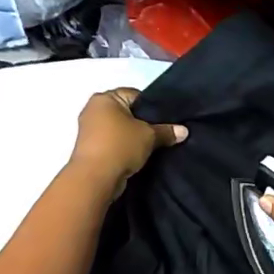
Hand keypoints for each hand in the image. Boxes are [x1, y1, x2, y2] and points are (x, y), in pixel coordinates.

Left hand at [67, 88, 187, 197]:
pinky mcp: (90, 149)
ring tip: (151, 148)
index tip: (165, 121)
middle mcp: (93, 110)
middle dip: (142, 124)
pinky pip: (112, 144)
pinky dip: (123, 149)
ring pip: (119, 130)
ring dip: (132, 138)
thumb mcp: (148, 136)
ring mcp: (89, 130)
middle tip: (160, 135)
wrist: (95, 177)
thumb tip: (184, 131)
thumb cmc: (120, 146)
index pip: (135, 95)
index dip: (152, 107)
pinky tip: (137, 157)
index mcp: (104, 98)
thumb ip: (166, 131)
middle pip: (126, 113)